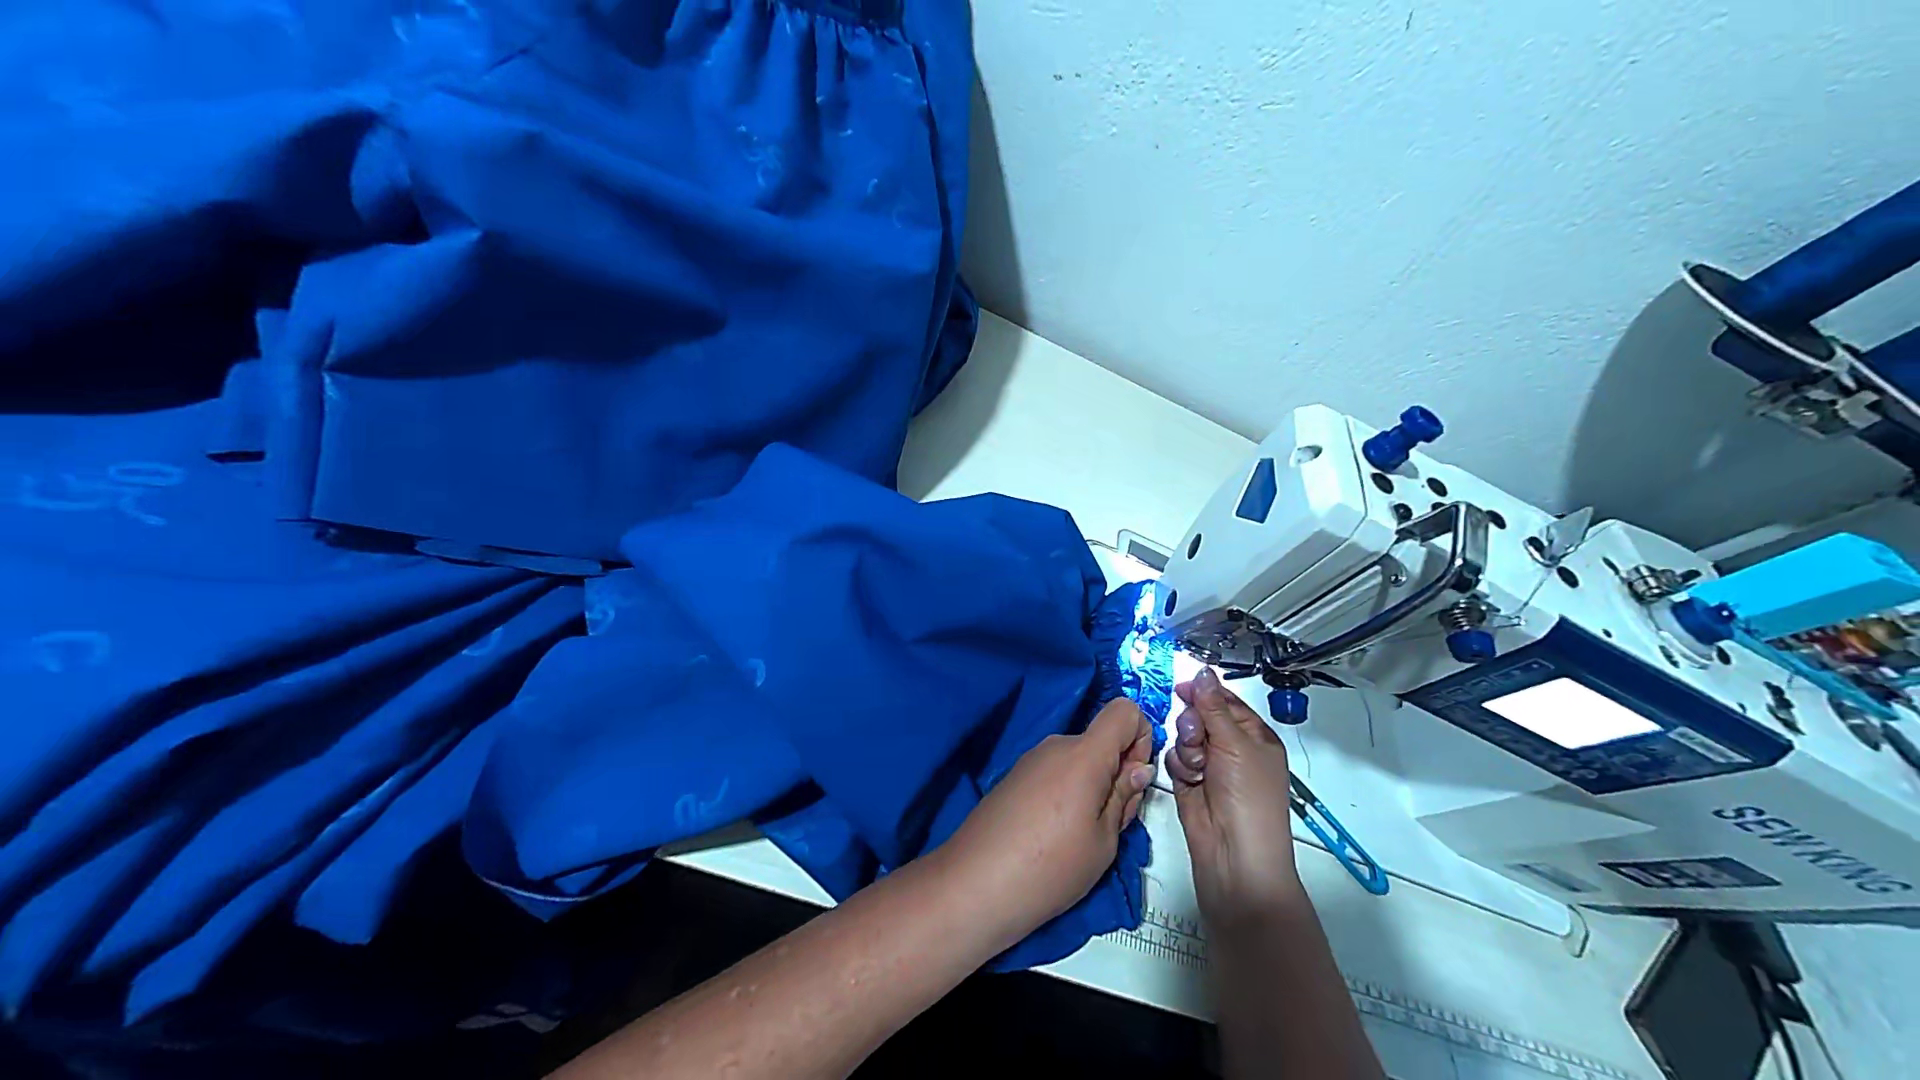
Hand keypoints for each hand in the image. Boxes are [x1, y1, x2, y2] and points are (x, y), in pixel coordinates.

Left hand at [937, 699, 1156, 944]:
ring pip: (1079, 760)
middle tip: (1111, 825)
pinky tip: (1055, 834)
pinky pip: (1056, 772)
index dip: (1141, 738)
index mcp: (1083, 754)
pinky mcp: (1015, 777)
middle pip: (1101, 741)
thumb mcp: (1104, 840)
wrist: (976, 883)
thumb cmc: (1050, 867)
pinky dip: (1068, 793)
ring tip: (1082, 837)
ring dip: (1092, 787)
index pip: (1124, 711)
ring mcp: (1031, 760)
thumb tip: (1137, 768)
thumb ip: (1124, 796)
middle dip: (1117, 773)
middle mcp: (1056, 746)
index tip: (1133, 780)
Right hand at [1164, 668, 1303, 928]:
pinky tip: (1189, 781)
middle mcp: (1232, 747)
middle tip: (1199, 739)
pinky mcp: (1189, 780)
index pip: (1225, 701)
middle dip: (1194, 725)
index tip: (1183, 688)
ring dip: (1187, 748)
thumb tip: (1202, 670)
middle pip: (1199, 716)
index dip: (1205, 693)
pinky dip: (1179, 766)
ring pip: (1183, 735)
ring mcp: (1210, 765)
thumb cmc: (1248, 796)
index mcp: (1254, 736)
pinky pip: (1174, 757)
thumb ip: (1212, 706)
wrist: (1233, 853)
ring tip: (1199, 769)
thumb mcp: (1235, 743)